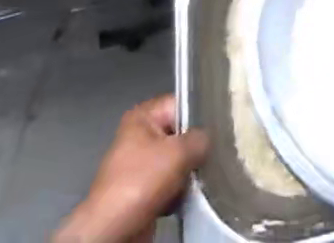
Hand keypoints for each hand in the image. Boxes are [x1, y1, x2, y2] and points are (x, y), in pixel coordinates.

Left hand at [53, 95, 209, 242]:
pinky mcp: (144, 190)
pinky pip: (171, 182)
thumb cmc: (142, 181)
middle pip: (180, 133)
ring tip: (204, 177)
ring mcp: (141, 164)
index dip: (201, 115)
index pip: (181, 103)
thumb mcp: (178, 152)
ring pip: (178, 160)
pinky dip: (181, 189)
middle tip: (216, 155)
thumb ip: (200, 138)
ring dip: (190, 171)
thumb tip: (210, 139)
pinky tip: (191, 195)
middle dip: (197, 147)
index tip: (221, 128)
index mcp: (143, 116)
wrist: (112, 231)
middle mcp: (141, 135)